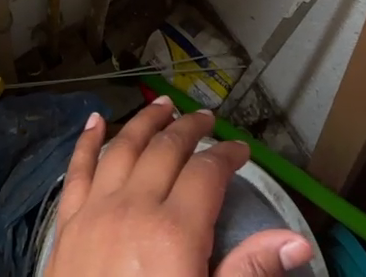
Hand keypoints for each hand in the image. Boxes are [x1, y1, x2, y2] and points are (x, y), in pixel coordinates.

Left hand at [45, 98, 312, 276]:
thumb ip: (249, 270)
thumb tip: (296, 240)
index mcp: (175, 231)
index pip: (206, 173)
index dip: (227, 156)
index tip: (241, 150)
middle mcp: (135, 208)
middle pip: (165, 151)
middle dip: (189, 129)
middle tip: (206, 119)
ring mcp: (97, 211)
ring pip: (123, 148)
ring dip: (145, 122)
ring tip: (163, 104)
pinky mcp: (68, 222)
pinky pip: (78, 170)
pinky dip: (86, 141)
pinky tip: (94, 120)